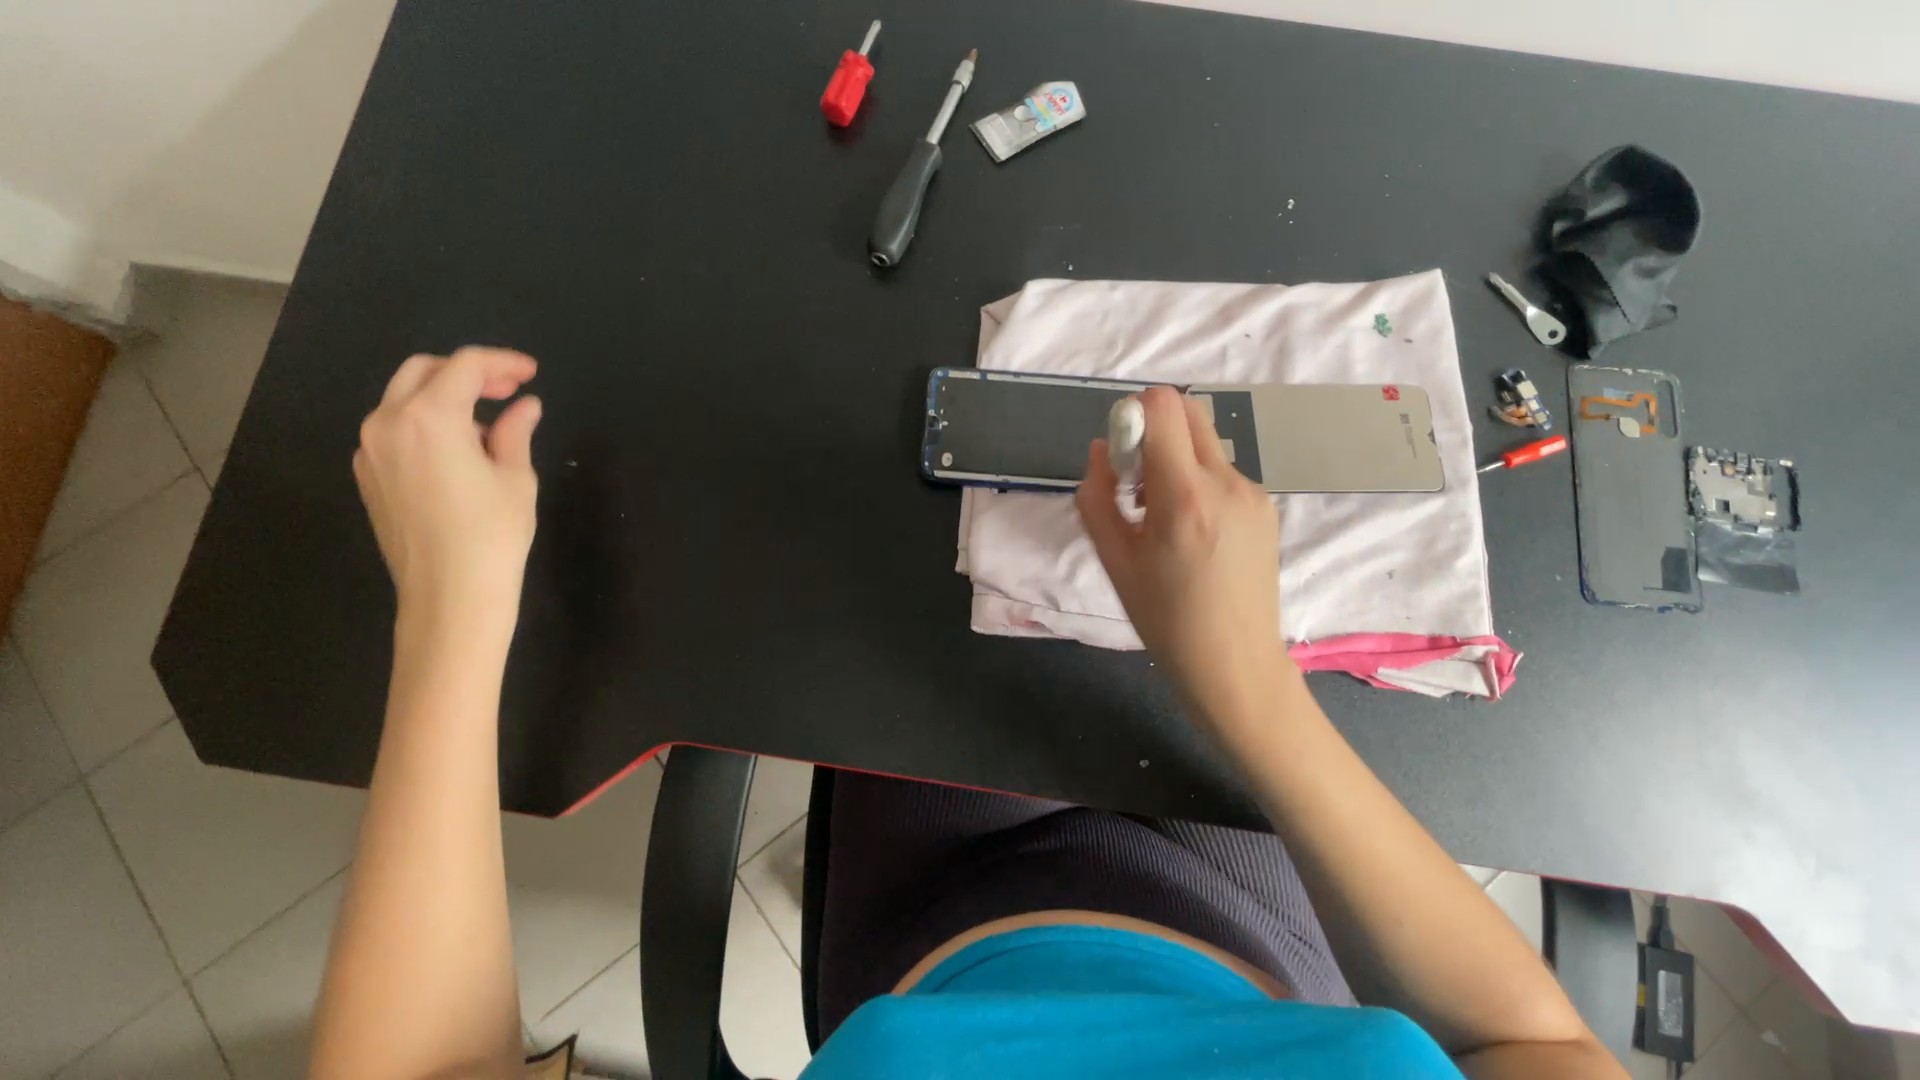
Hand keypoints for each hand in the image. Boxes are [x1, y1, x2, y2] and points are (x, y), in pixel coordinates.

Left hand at [354, 348, 542, 634]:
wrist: (450, 596)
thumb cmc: (493, 536)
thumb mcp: (516, 477)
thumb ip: (516, 431)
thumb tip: (525, 406)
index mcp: (430, 417)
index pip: (465, 366)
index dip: (502, 362)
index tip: (531, 373)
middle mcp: (388, 423)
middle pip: (424, 371)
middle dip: (468, 372)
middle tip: (508, 390)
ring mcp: (370, 450)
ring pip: (404, 399)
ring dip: (445, 398)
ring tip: (488, 427)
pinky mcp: (367, 475)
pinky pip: (394, 431)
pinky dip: (427, 425)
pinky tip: (460, 453)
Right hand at [1076, 386, 1289, 722]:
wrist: (1234, 663)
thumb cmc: (1164, 619)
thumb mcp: (1114, 561)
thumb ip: (1097, 497)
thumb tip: (1099, 450)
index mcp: (1184, 496)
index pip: (1163, 406)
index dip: (1132, 415)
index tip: (1120, 456)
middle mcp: (1227, 483)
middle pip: (1188, 410)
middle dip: (1153, 429)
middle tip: (1136, 480)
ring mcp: (1254, 493)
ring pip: (1205, 444)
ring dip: (1176, 459)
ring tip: (1162, 518)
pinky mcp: (1266, 508)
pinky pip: (1223, 473)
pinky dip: (1198, 483)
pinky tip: (1192, 534)